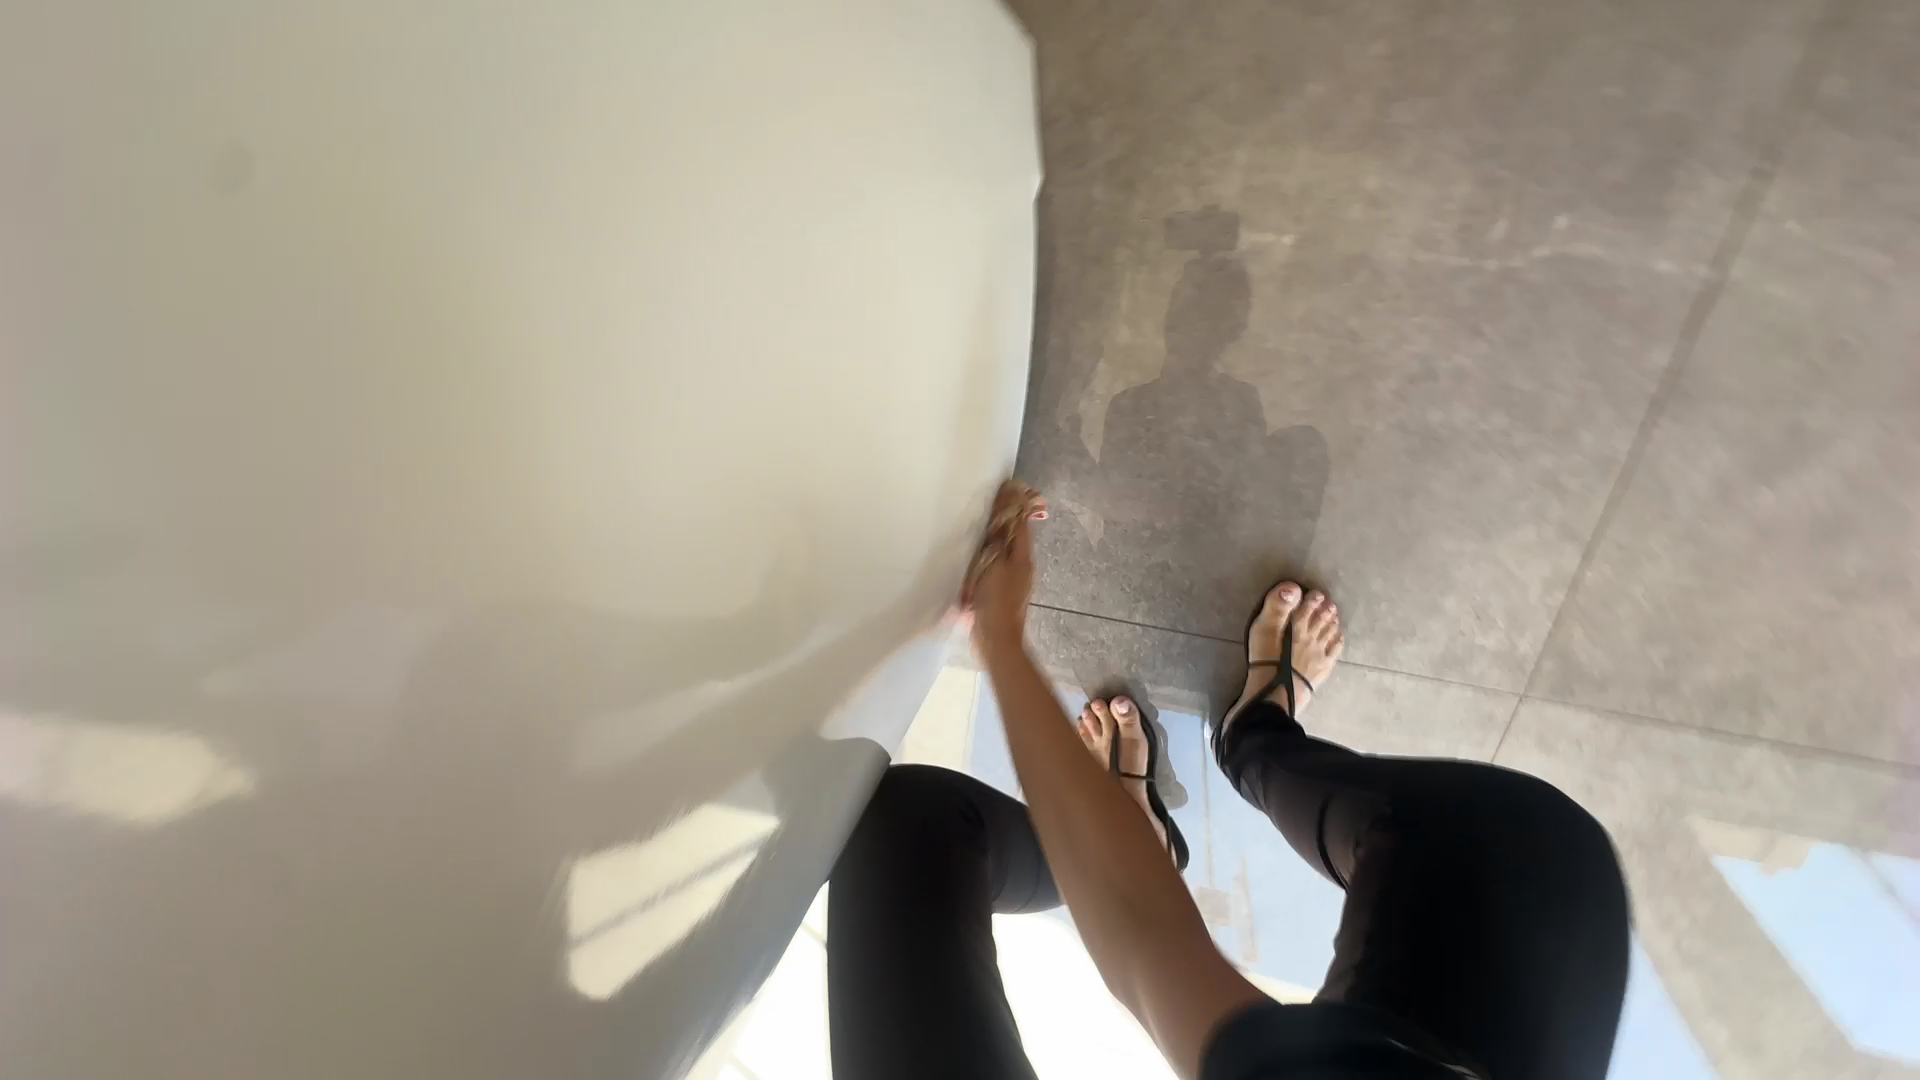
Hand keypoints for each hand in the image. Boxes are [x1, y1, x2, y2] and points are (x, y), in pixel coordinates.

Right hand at [963, 481, 1045, 652]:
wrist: (996, 639)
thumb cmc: (995, 600)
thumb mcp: (994, 566)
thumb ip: (998, 542)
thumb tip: (1005, 518)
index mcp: (1023, 559)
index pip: (1021, 526)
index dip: (1015, 508)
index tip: (1008, 490)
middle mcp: (1022, 569)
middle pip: (1013, 540)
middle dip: (1003, 524)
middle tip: (989, 507)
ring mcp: (1012, 584)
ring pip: (1003, 555)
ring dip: (993, 542)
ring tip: (978, 530)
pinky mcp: (1000, 595)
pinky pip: (994, 569)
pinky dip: (986, 560)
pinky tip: (974, 561)